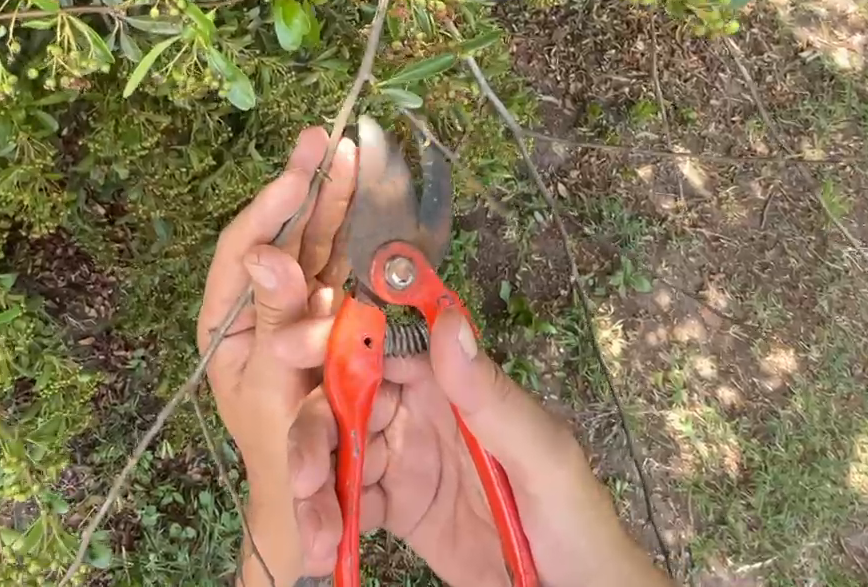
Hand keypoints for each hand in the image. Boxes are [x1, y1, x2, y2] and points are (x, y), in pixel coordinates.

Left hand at [197, 126, 358, 583]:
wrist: (306, 492)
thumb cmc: (277, 447)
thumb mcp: (271, 388)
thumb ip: (273, 320)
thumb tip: (266, 254)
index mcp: (228, 316)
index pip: (241, 249)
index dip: (269, 208)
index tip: (298, 173)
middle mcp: (260, 300)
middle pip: (280, 233)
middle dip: (302, 186)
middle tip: (321, 138)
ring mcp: (296, 303)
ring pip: (313, 241)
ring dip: (331, 197)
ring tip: (347, 153)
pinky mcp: (329, 310)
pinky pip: (341, 263)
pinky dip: (353, 230)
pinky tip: (363, 194)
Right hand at [288, 308, 670, 586]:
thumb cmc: (575, 520)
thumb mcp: (541, 454)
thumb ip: (491, 393)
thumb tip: (446, 318)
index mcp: (450, 383)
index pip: (382, 350)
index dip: (336, 350)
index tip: (292, 358)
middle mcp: (418, 413)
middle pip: (345, 402)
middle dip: (315, 432)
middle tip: (306, 479)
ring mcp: (403, 461)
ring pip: (336, 452)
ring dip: (313, 485)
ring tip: (315, 535)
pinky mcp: (396, 508)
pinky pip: (347, 502)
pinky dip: (327, 521)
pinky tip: (321, 549)